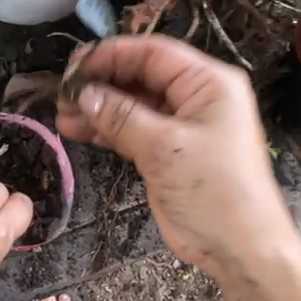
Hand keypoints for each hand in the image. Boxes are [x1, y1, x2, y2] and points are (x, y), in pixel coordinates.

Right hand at [56, 35, 295, 273]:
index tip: (74, 66)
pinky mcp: (167, 152)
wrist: (237, 246)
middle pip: (140, 77)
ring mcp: (180, 126)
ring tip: (63, 116)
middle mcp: (196, 98)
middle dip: (101, 84)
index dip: (112, 55)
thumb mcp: (165, 148)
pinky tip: (78, 131)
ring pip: (132, 106)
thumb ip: (122, 117)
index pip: (153, 54)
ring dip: (98, 109)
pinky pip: (132, 130)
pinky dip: (106, 130)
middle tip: (62, 94)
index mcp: (208, 83)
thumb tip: (84, 93)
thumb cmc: (214, 190)